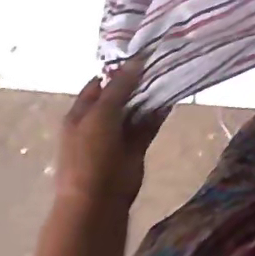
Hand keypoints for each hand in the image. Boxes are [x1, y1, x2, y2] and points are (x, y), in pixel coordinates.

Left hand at [55, 59, 168, 210]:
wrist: (98, 200)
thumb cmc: (90, 154)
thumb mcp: (100, 114)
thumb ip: (119, 87)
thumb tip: (136, 61)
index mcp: (81, 113)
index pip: (100, 83)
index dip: (118, 69)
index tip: (141, 54)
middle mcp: (99, 121)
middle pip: (121, 94)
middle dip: (138, 80)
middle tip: (161, 60)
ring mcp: (118, 135)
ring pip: (137, 108)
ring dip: (151, 95)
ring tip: (170, 73)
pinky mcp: (136, 146)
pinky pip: (149, 124)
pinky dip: (159, 112)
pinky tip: (173, 96)